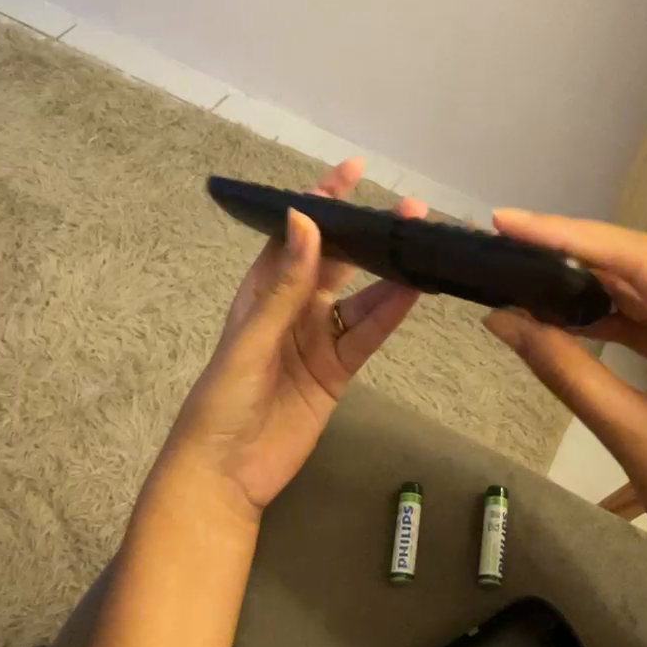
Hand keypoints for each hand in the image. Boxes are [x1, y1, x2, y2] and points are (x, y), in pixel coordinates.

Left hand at [162, 158, 426, 520]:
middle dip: (368, 234)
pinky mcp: (338, 370)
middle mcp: (294, 307)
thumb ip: (286, 286)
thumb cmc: (223, 400)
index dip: (322, 202)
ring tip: (423, 244)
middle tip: (408, 210)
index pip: (296, 235)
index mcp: (262, 291)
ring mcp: (319, 338)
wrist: (225, 475)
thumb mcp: (252, 339)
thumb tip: (307, 220)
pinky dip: (392, 313)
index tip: (352, 171)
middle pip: (337, 261)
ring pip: (362, 296)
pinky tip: (417, 290)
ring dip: (390, 272)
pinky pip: (369, 334)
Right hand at [480, 211, 646, 596]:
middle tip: (507, 238)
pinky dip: (603, 319)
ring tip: (521, 269)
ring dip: (584, 286)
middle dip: (573, 255)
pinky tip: (556, 310)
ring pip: (643, 292)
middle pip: (645, 270)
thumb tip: (500, 318)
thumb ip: (566, 371)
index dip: (573, 238)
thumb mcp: (633, 437)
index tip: (512, 223)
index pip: (646, 264)